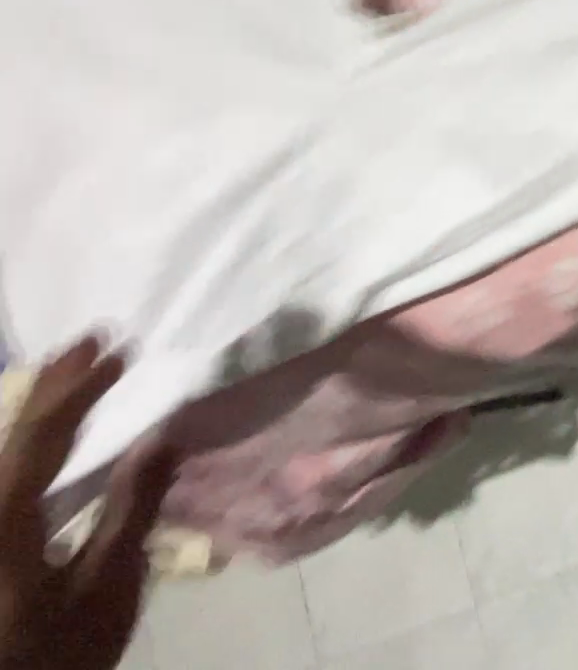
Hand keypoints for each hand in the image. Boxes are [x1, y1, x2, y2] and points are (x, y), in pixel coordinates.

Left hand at [0, 337, 175, 669]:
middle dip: (49, 389)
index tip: (119, 352)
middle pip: (8, 443)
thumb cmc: (57, 650)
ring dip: (36, 413)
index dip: (79, 393)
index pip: (40, 442)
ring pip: (0, 461)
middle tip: (88, 341)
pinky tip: (50, 435)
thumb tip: (160, 436)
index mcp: (3, 526)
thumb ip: (130, 508)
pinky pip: (6, 480)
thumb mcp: (105, 585)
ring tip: (70, 375)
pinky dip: (30, 446)